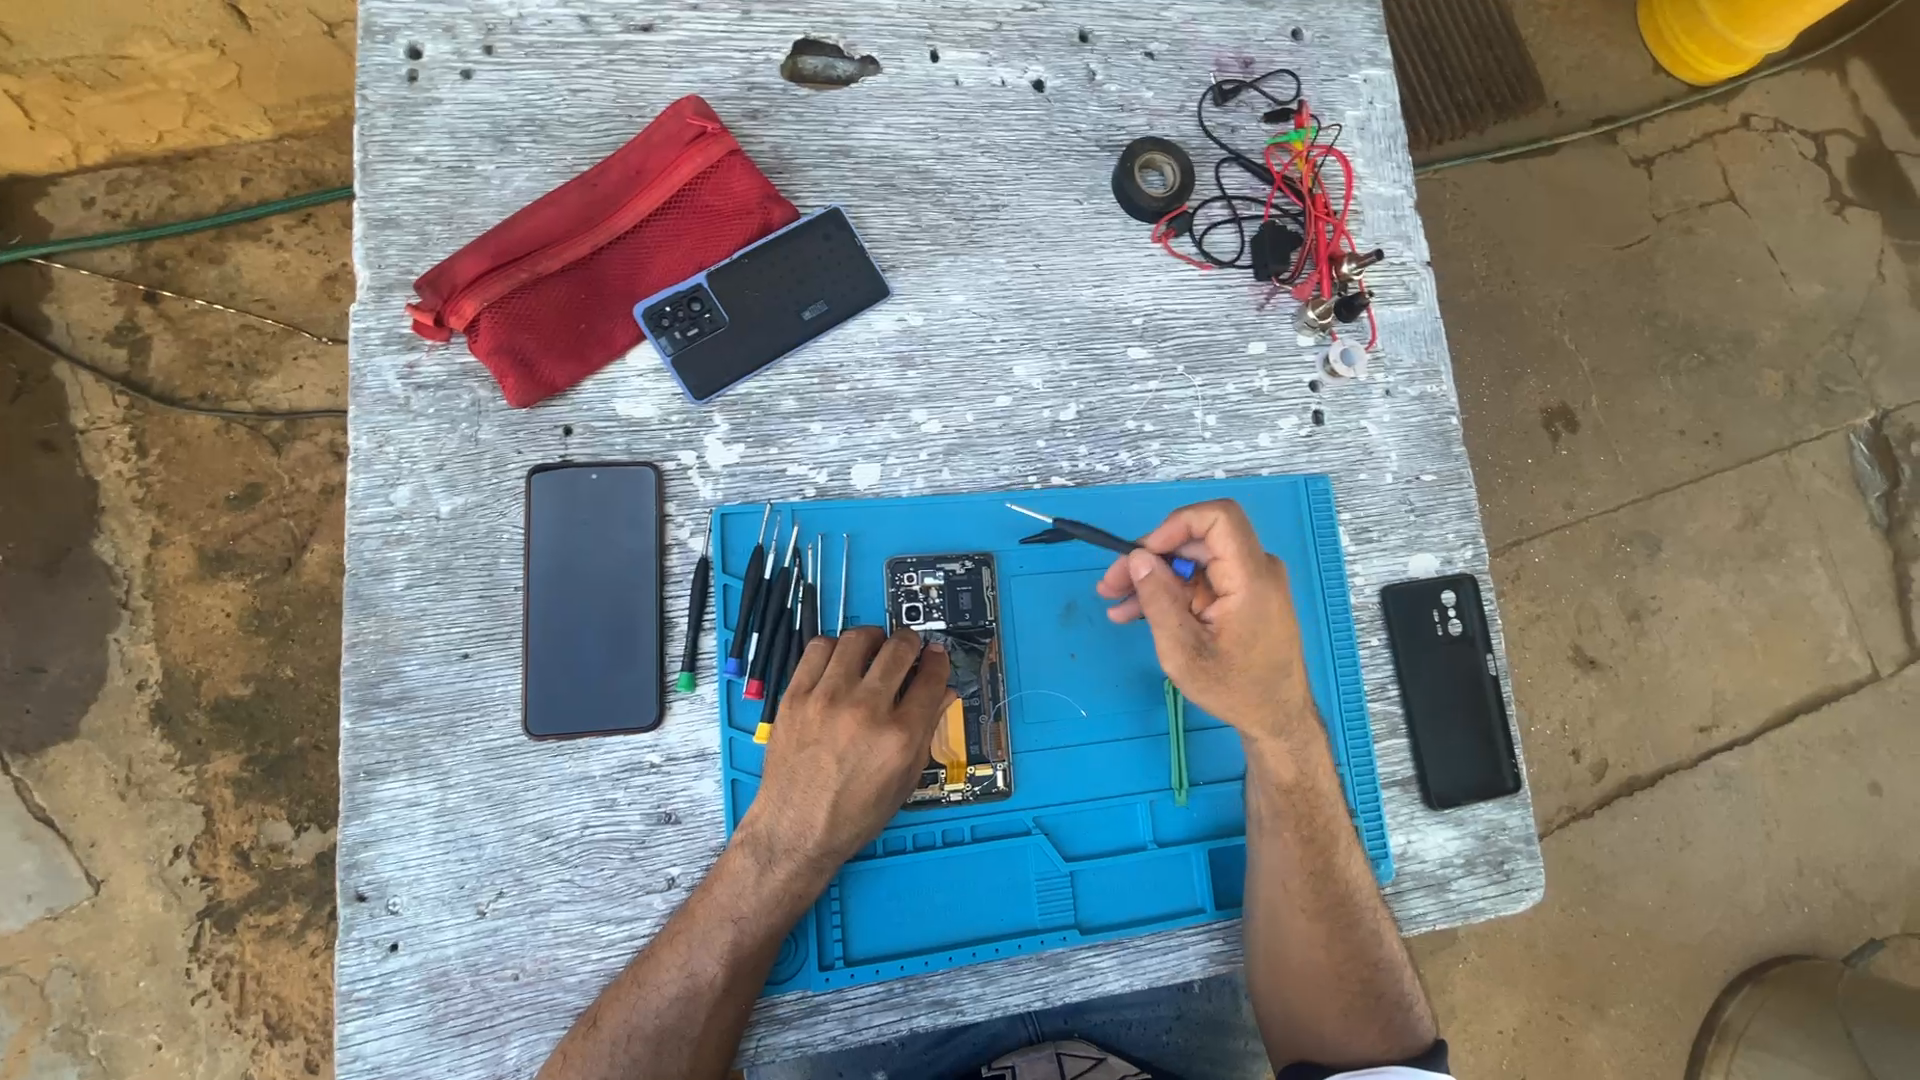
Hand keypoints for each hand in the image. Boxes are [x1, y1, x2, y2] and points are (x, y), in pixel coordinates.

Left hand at [737, 627, 953, 876]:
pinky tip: (840, 660)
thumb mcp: (905, 780)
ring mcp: (827, 699)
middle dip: (911, 643)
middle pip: (899, 649)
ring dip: (874, 638)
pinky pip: (818, 649)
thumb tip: (944, 692)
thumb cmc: (854, 814)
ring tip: (875, 649)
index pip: (930, 677)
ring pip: (858, 639)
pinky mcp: (796, 696)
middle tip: (909, 648)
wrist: (796, 830)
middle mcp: (866, 710)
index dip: (938, 661)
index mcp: (899, 736)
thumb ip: (927, 730)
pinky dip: (835, 648)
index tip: (935, 656)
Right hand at [1096, 499, 1318, 752]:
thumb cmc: (1235, 690)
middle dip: (1150, 557)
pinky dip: (1170, 592)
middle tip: (1111, 585)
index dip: (1175, 525)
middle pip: (1196, 540)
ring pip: (1192, 561)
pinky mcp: (1241, 595)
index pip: (1218, 517)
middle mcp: (1255, 569)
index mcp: (1250, 577)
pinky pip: (1200, 580)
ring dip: (1153, 578)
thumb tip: (1137, 558)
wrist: (1277, 719)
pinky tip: (1136, 612)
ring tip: (1115, 602)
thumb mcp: (1184, 651)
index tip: (1142, 554)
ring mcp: (1249, 582)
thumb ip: (1159, 600)